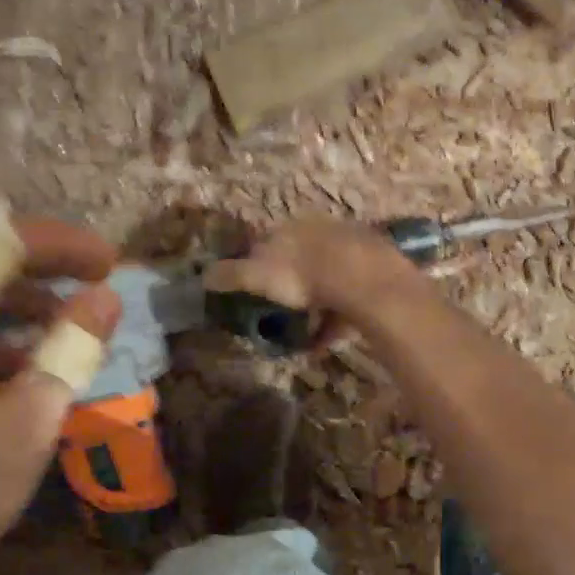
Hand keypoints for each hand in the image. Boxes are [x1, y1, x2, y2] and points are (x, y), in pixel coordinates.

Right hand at [202, 216, 422, 320]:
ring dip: (314, 309)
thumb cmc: (302, 274)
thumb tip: (202, 276)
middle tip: (281, 315)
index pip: (268, 244)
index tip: (255, 291)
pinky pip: (347, 301)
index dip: (259, 268)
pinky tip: (324, 345)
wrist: (361, 279)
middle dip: (291, 288)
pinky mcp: (371, 276)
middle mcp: (321, 234)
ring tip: (304, 337)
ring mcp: (350, 252)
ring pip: (326, 282)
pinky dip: (334, 322)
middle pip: (300, 263)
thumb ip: (230, 275)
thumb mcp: (257, 275)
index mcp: (292, 229)